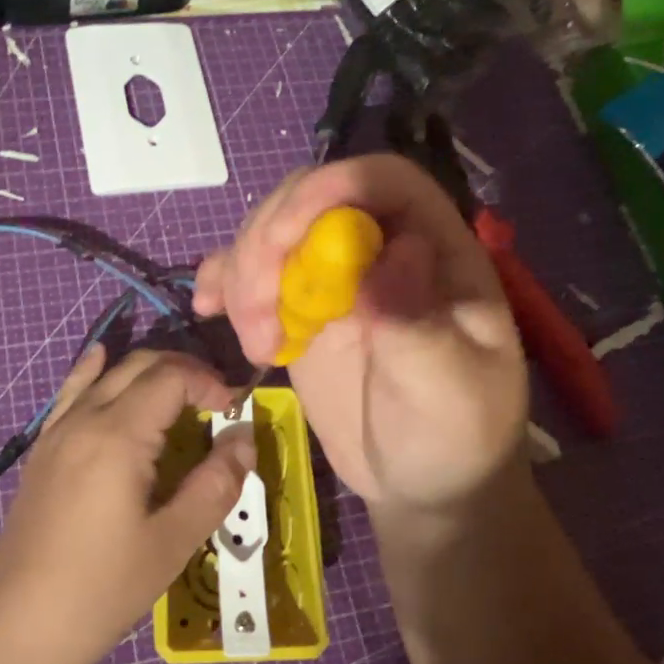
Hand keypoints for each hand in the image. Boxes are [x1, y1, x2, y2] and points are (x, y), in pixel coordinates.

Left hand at [0, 348, 257, 663]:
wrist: (21, 625)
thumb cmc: (104, 588)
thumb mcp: (174, 541)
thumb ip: (215, 484)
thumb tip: (244, 440)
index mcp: (117, 434)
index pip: (171, 377)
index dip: (210, 384)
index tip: (235, 413)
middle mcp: (83, 418)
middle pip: (139, 365)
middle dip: (184, 371)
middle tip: (217, 403)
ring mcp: (56, 432)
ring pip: (106, 374)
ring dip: (147, 371)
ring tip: (180, 392)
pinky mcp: (42, 451)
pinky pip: (71, 392)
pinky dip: (94, 371)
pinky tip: (101, 358)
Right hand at [194, 154, 528, 510]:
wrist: (423, 482)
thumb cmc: (455, 435)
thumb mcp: (451, 388)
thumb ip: (419, 326)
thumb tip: (394, 252)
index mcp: (434, 247)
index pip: (381, 181)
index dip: (329, 188)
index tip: (285, 237)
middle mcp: (379, 246)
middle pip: (310, 200)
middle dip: (269, 243)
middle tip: (257, 313)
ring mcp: (333, 275)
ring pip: (271, 232)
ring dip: (243, 273)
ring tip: (254, 343)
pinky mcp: (297, 307)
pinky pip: (252, 274)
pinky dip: (224, 281)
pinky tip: (208, 306)